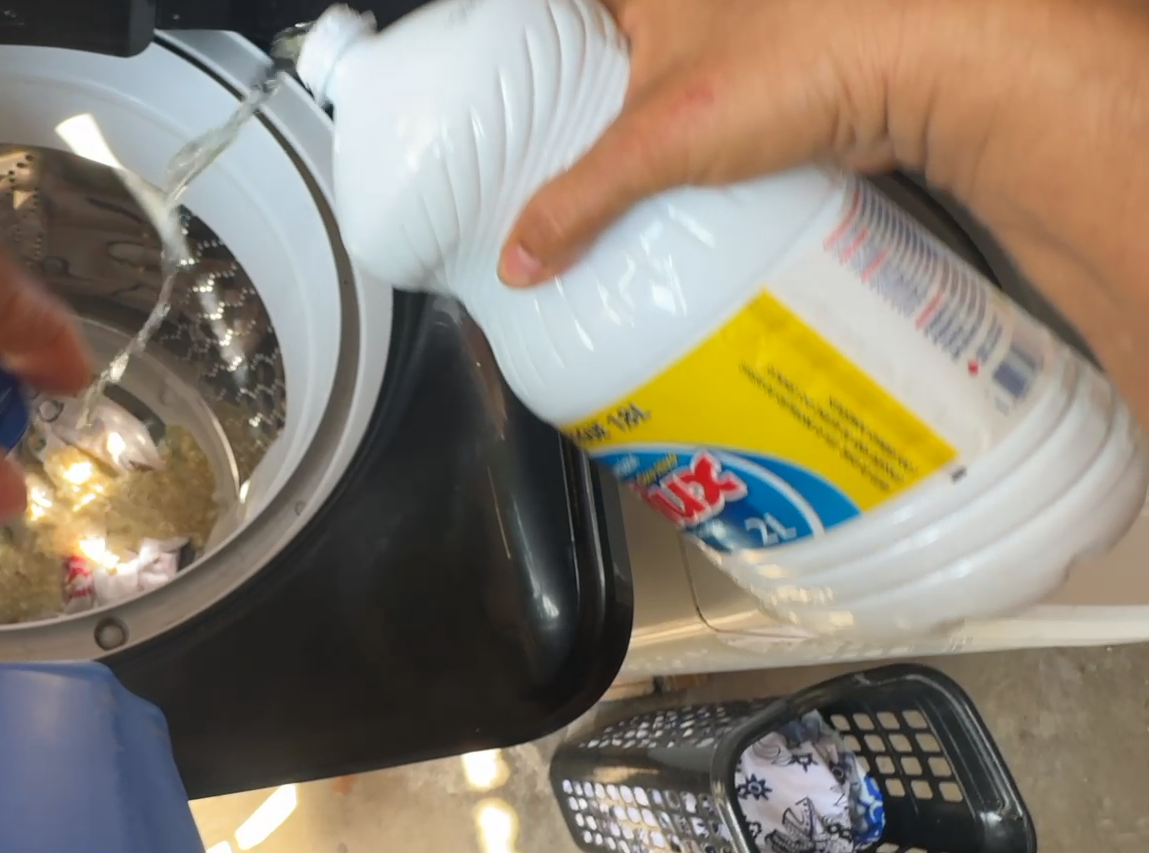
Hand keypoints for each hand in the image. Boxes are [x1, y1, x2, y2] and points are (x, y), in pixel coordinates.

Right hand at [497, 0, 1148, 410]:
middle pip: (579, 58)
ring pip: (625, 85)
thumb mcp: (658, 139)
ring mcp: (714, 33)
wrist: (944, 63)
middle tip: (513, 162)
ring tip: (562, 185)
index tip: (477, 105)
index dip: (503, 59)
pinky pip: (669, 113)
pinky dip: (646, 150)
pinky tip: (630, 185)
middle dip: (547, 111)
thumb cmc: (820, 48)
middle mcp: (675, 0)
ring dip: (597, 135)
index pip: (540, 22)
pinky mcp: (744, 73)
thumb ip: (574, 204)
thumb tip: (519, 258)